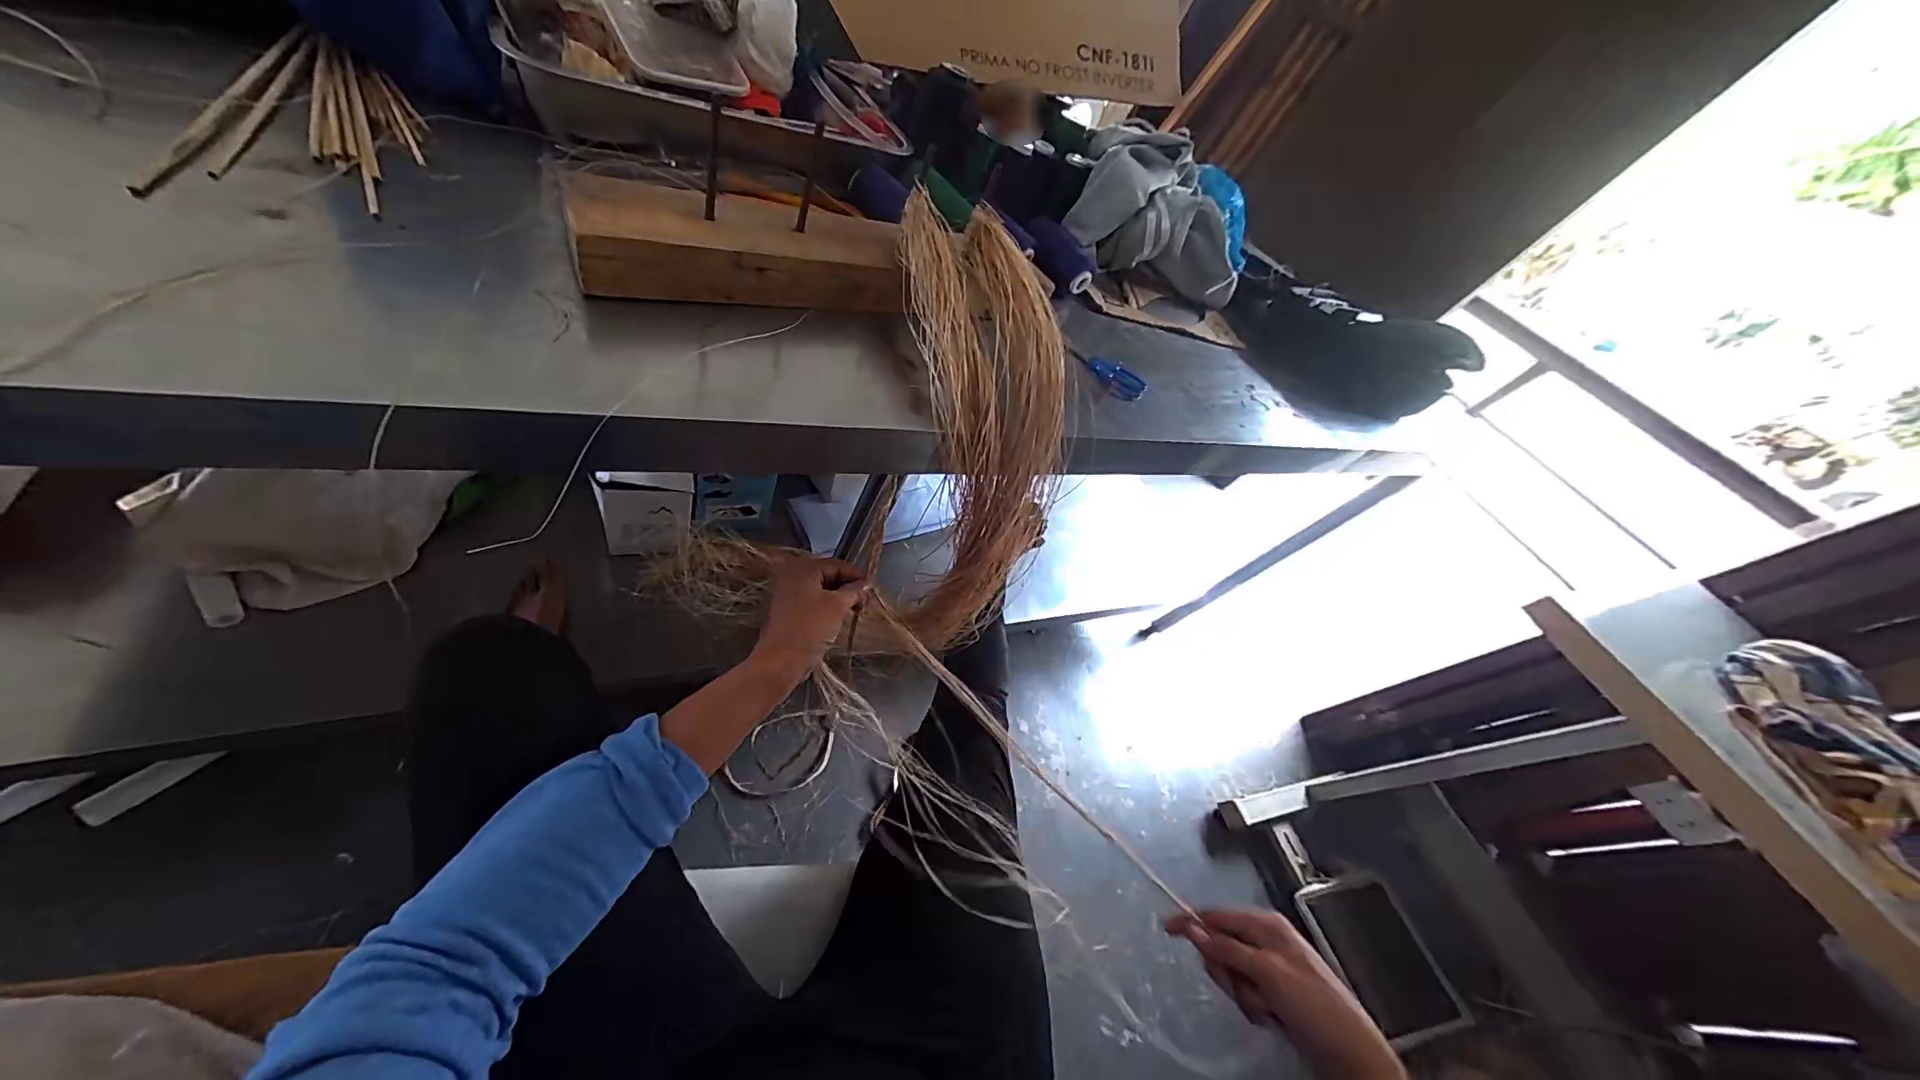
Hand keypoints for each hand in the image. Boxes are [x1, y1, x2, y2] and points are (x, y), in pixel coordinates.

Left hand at [752, 554, 867, 673]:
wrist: (783, 659)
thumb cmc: (810, 627)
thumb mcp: (838, 605)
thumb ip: (853, 591)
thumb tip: (865, 585)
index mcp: (803, 569)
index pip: (837, 565)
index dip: (857, 575)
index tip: (872, 589)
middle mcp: (793, 576)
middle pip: (828, 575)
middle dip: (848, 587)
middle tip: (865, 601)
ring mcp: (789, 594)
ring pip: (821, 590)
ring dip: (839, 598)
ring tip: (855, 610)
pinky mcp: (789, 611)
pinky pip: (813, 602)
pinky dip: (827, 607)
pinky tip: (839, 617)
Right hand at [1166, 910, 1405, 1079]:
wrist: (1352, 1053)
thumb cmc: (1314, 1006)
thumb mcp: (1267, 973)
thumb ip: (1227, 948)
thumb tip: (1191, 926)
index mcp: (1267, 925)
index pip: (1217, 915)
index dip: (1191, 921)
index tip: (1166, 928)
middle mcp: (1267, 939)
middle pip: (1221, 945)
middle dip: (1226, 971)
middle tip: (1244, 989)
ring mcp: (1271, 965)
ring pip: (1231, 971)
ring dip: (1241, 992)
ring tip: (1265, 1007)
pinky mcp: (1274, 990)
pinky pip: (1245, 990)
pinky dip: (1251, 1003)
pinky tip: (1270, 1015)